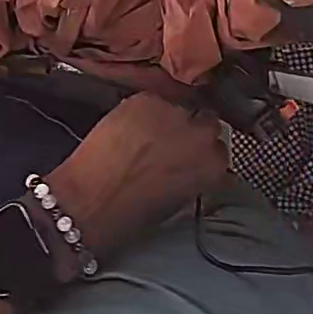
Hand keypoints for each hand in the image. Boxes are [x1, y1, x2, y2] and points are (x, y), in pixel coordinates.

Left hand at [45, 94, 229, 265]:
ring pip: (177, 107)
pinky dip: (141, 110)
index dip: (201, 150)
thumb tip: (194, 167)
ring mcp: (173, 113)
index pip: (220, 149)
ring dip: (165, 118)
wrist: (92, 200)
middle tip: (168, 141)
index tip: (189, 154)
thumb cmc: (131, 213)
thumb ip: (194, 177)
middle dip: (190, 130)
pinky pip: (150, 100)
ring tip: (143, 133)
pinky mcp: (145, 100)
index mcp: (213, 166)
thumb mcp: (178, 201)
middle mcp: (201, 136)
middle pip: (206, 121)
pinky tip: (126, 125)